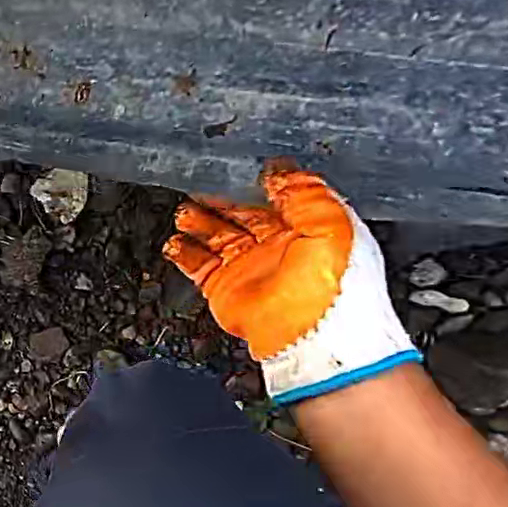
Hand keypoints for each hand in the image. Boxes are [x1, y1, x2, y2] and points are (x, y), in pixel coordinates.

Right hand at [162, 163, 415, 402]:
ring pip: (215, 236)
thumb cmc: (333, 289)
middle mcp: (276, 247)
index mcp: (309, 228)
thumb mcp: (330, 225)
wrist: (309, 338)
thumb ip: (304, 193)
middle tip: (200, 187)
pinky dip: (182, 252)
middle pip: (240, 214)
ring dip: (197, 223)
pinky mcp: (223, 288)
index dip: (258, 183)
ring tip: (183, 212)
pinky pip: (197, 265)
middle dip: (220, 200)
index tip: (239, 169)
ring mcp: (247, 268)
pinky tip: (175, 242)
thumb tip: (277, 171)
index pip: (279, 196)